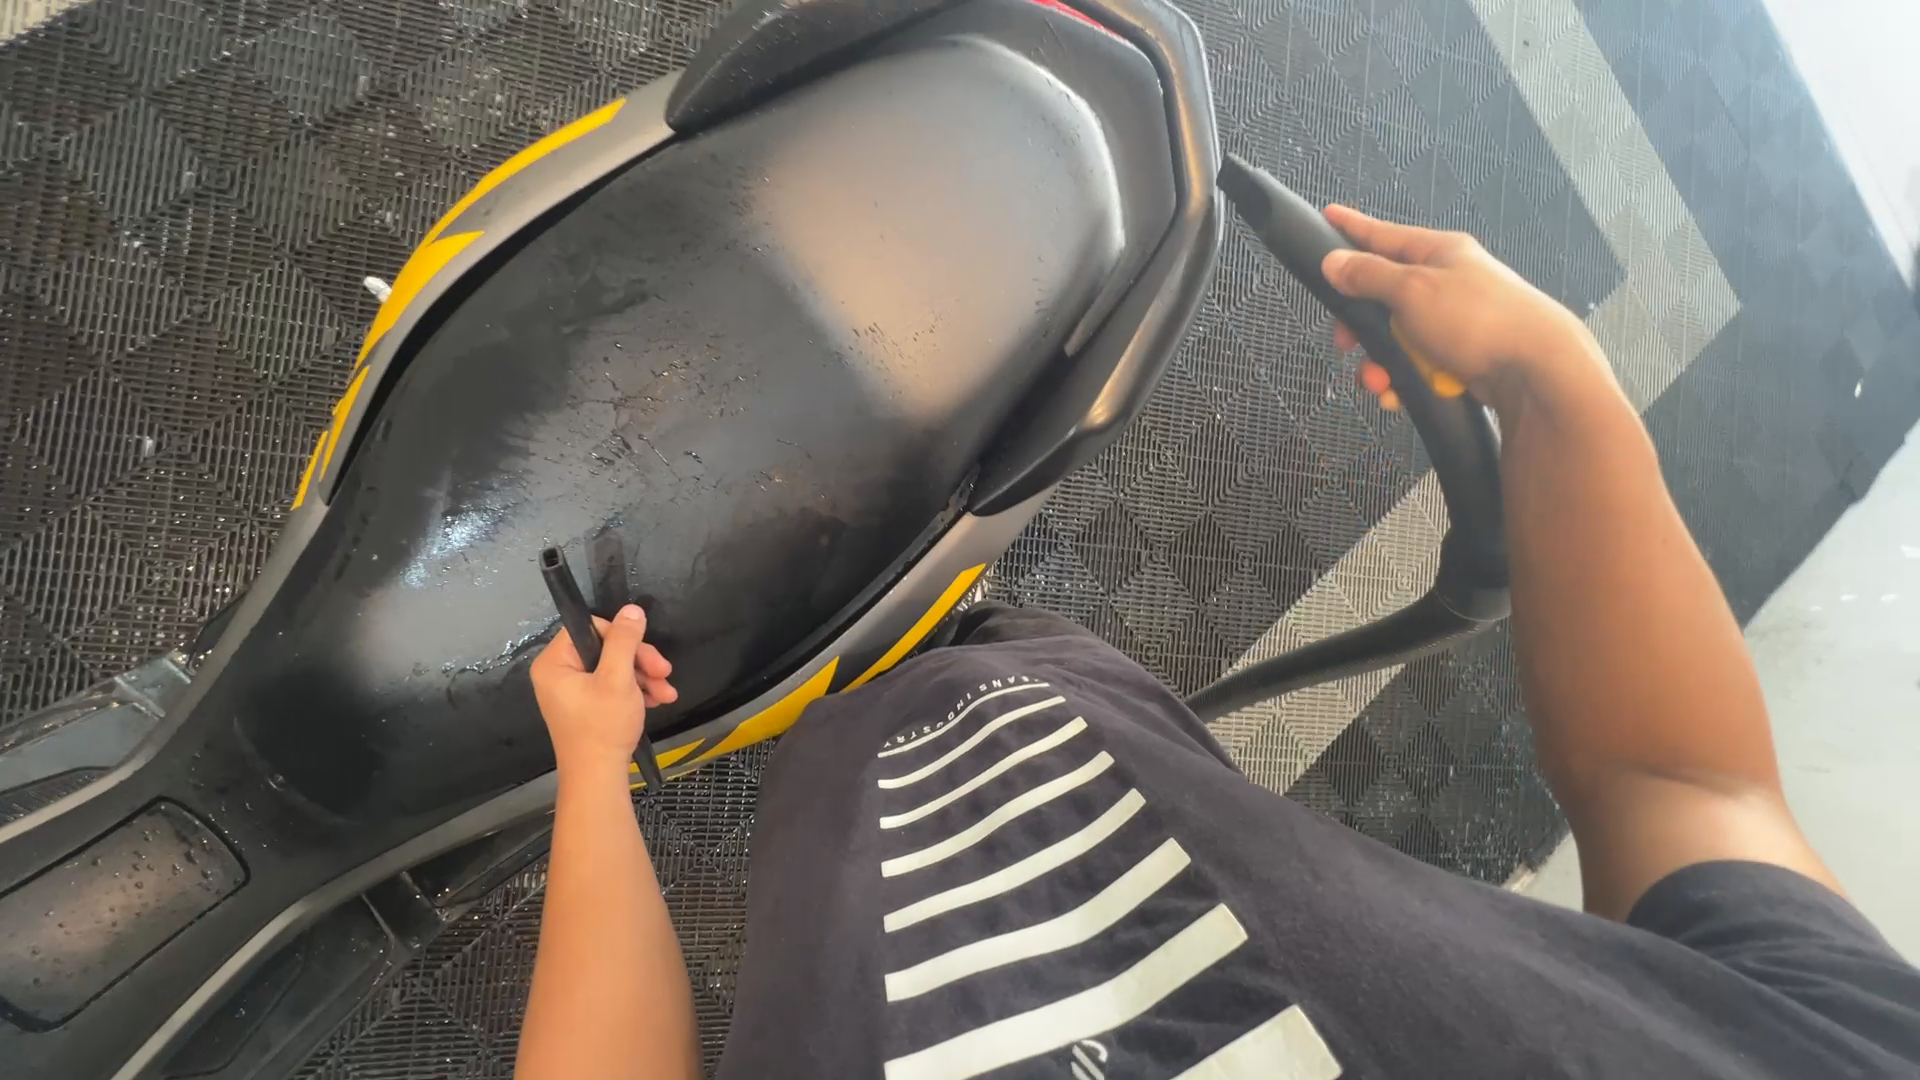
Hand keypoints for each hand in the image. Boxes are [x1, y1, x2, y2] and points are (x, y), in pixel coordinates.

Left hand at [530, 604, 677, 778]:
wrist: (599, 775)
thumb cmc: (602, 726)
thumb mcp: (617, 678)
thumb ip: (625, 641)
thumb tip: (632, 609)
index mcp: (555, 663)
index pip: (589, 628)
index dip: (620, 635)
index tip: (643, 650)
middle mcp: (560, 673)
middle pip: (607, 647)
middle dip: (640, 660)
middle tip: (664, 672)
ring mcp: (574, 690)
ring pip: (616, 666)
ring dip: (645, 676)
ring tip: (667, 692)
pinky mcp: (588, 703)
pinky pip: (615, 684)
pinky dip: (638, 689)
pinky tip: (658, 699)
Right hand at [1318, 204, 1619, 419]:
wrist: (1532, 369)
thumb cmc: (1476, 318)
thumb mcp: (1412, 290)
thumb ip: (1368, 276)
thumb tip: (1333, 262)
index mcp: (1437, 254)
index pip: (1383, 235)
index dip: (1352, 228)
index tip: (1328, 216)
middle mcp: (1442, 283)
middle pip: (1378, 298)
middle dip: (1359, 329)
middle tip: (1346, 345)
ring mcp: (1447, 321)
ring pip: (1390, 339)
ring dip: (1377, 364)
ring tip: (1381, 381)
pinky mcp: (1452, 355)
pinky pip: (1409, 365)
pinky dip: (1399, 380)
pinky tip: (1398, 392)